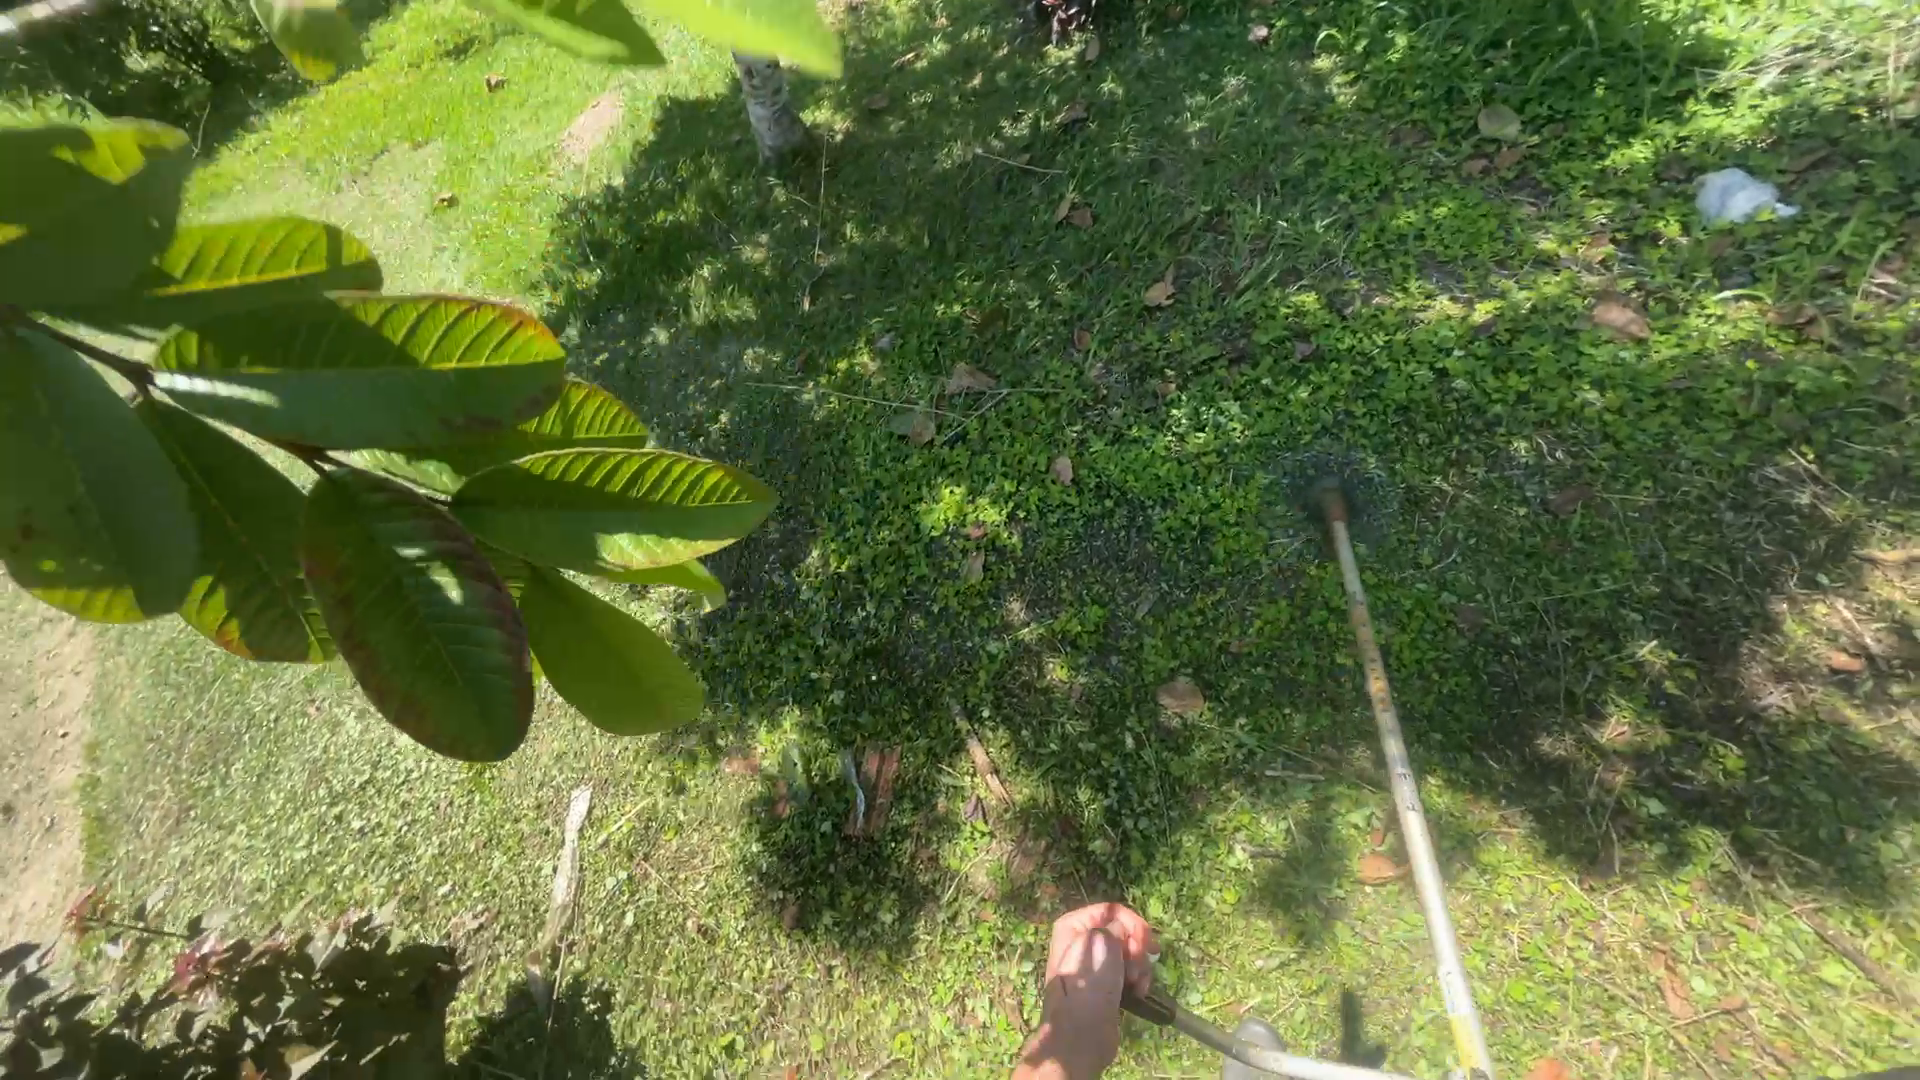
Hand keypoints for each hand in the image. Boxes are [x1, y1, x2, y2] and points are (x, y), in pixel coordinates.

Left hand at [1012, 904, 1159, 1079]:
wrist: (1080, 1041)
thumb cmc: (1086, 993)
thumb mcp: (1100, 951)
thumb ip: (1113, 932)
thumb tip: (1120, 928)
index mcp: (1074, 926)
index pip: (1111, 911)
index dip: (1132, 924)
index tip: (1146, 944)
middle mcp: (1084, 939)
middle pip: (1123, 930)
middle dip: (1137, 948)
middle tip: (1138, 968)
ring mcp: (1097, 961)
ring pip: (1130, 950)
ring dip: (1140, 966)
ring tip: (1138, 984)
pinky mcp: (1108, 981)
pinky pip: (1131, 969)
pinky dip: (1139, 978)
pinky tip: (1139, 992)